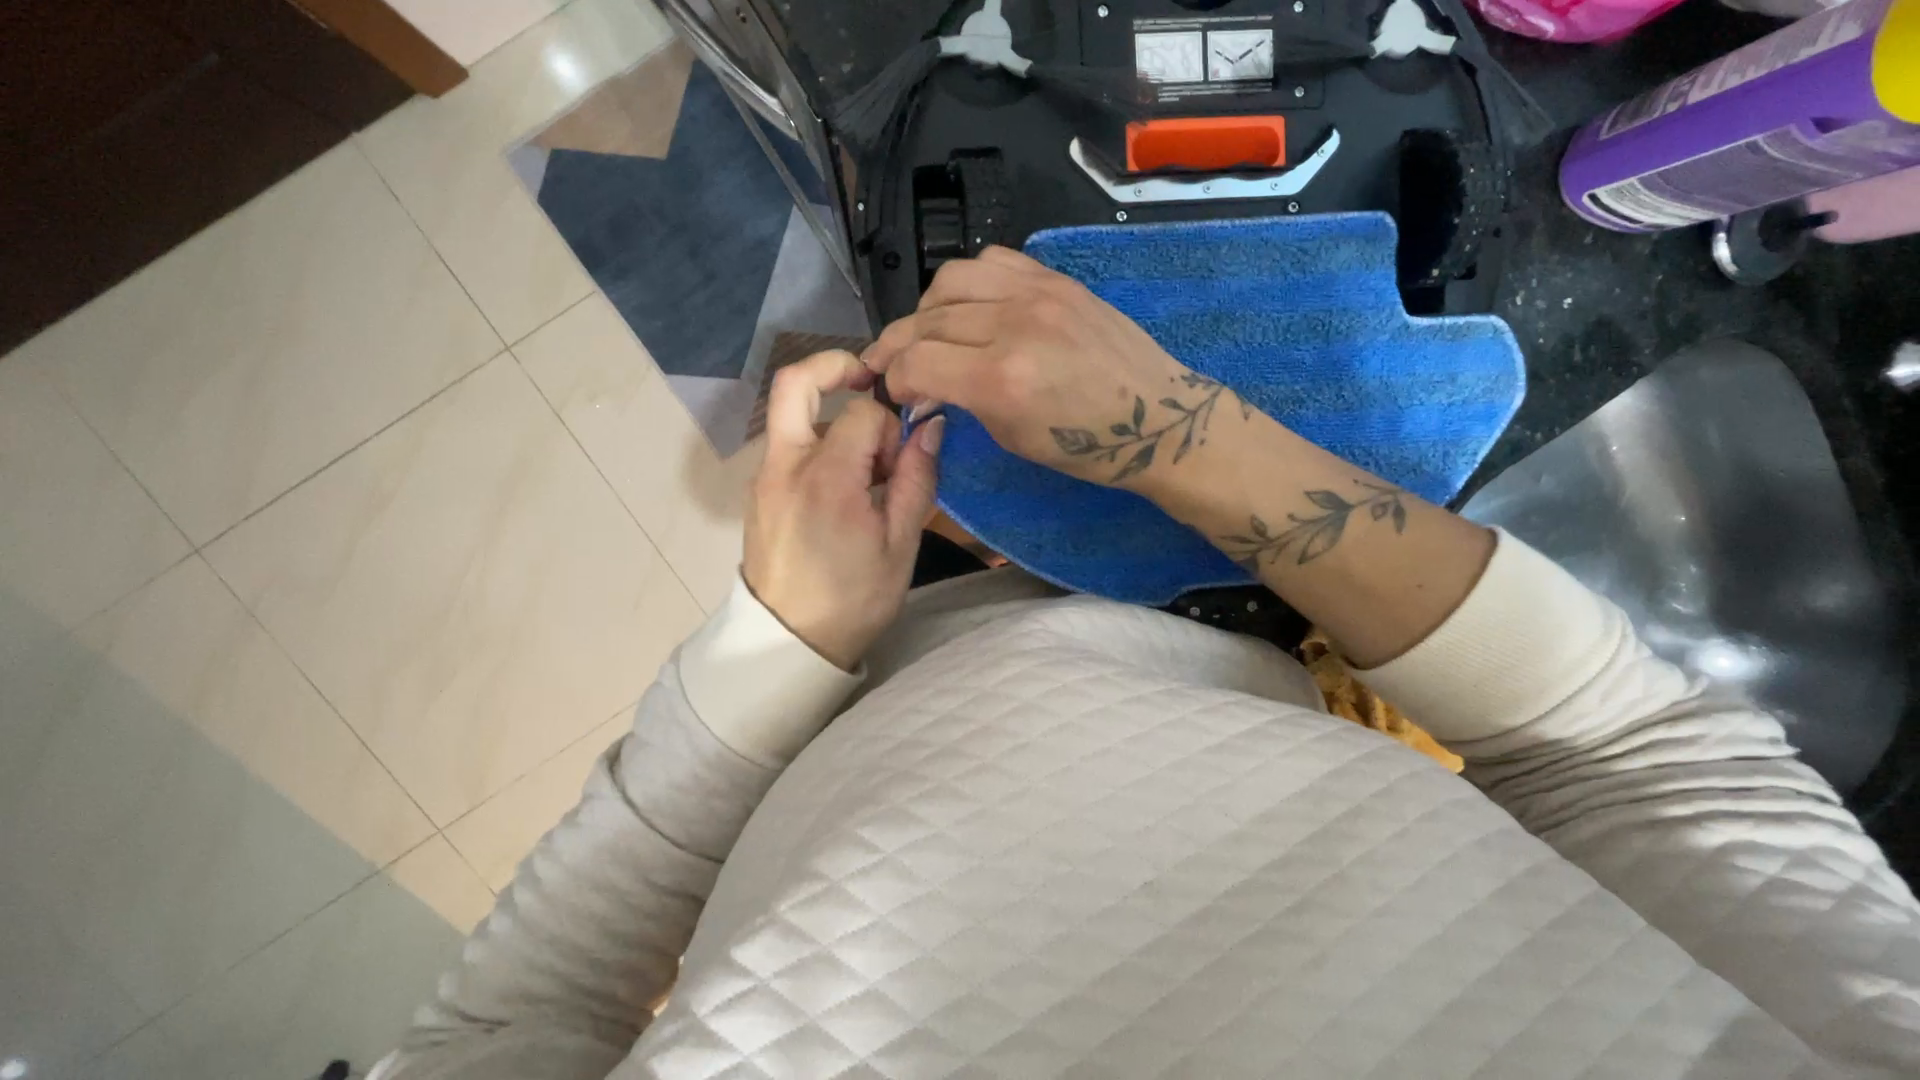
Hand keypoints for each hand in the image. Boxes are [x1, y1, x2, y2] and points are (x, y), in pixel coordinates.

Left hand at [743, 350, 943, 669]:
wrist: (789, 641)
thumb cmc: (853, 598)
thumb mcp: (899, 544)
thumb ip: (918, 478)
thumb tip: (931, 425)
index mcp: (826, 478)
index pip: (863, 413)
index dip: (892, 429)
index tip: (903, 464)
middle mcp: (785, 465)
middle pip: (796, 382)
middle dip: (835, 367)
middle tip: (869, 383)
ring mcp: (764, 477)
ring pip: (791, 413)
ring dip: (831, 416)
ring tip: (866, 465)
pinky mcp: (759, 491)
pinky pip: (788, 445)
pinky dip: (817, 443)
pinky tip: (844, 486)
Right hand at [864, 246, 1235, 492]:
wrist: (1159, 418)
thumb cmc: (1088, 447)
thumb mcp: (1012, 437)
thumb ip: (963, 400)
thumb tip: (926, 383)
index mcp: (1001, 379)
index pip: (915, 363)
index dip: (894, 380)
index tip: (898, 393)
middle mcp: (1012, 325)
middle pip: (925, 321)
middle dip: (898, 346)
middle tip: (892, 364)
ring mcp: (1036, 293)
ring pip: (950, 280)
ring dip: (927, 308)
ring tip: (929, 332)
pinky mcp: (1056, 279)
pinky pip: (992, 261)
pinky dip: (969, 282)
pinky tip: (971, 305)